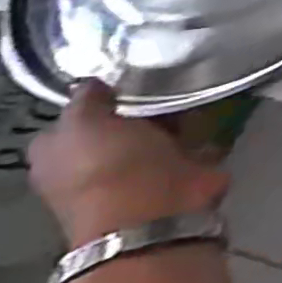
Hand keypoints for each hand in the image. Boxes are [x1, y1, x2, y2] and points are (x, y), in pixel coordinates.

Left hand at [29, 83, 228, 245]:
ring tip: (199, 85)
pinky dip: (209, 126)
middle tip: (170, 76)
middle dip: (145, 103)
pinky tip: (222, 105)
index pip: (76, 115)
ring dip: (180, 113)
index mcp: (59, 152)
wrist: (155, 206)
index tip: (127, 75)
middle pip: (123, 121)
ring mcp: (143, 166)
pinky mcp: (185, 168)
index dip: (98, 96)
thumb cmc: (106, 164)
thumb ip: (87, 100)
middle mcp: (97, 160)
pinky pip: (198, 138)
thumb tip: (93, 82)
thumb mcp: (84, 123)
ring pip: (162, 129)